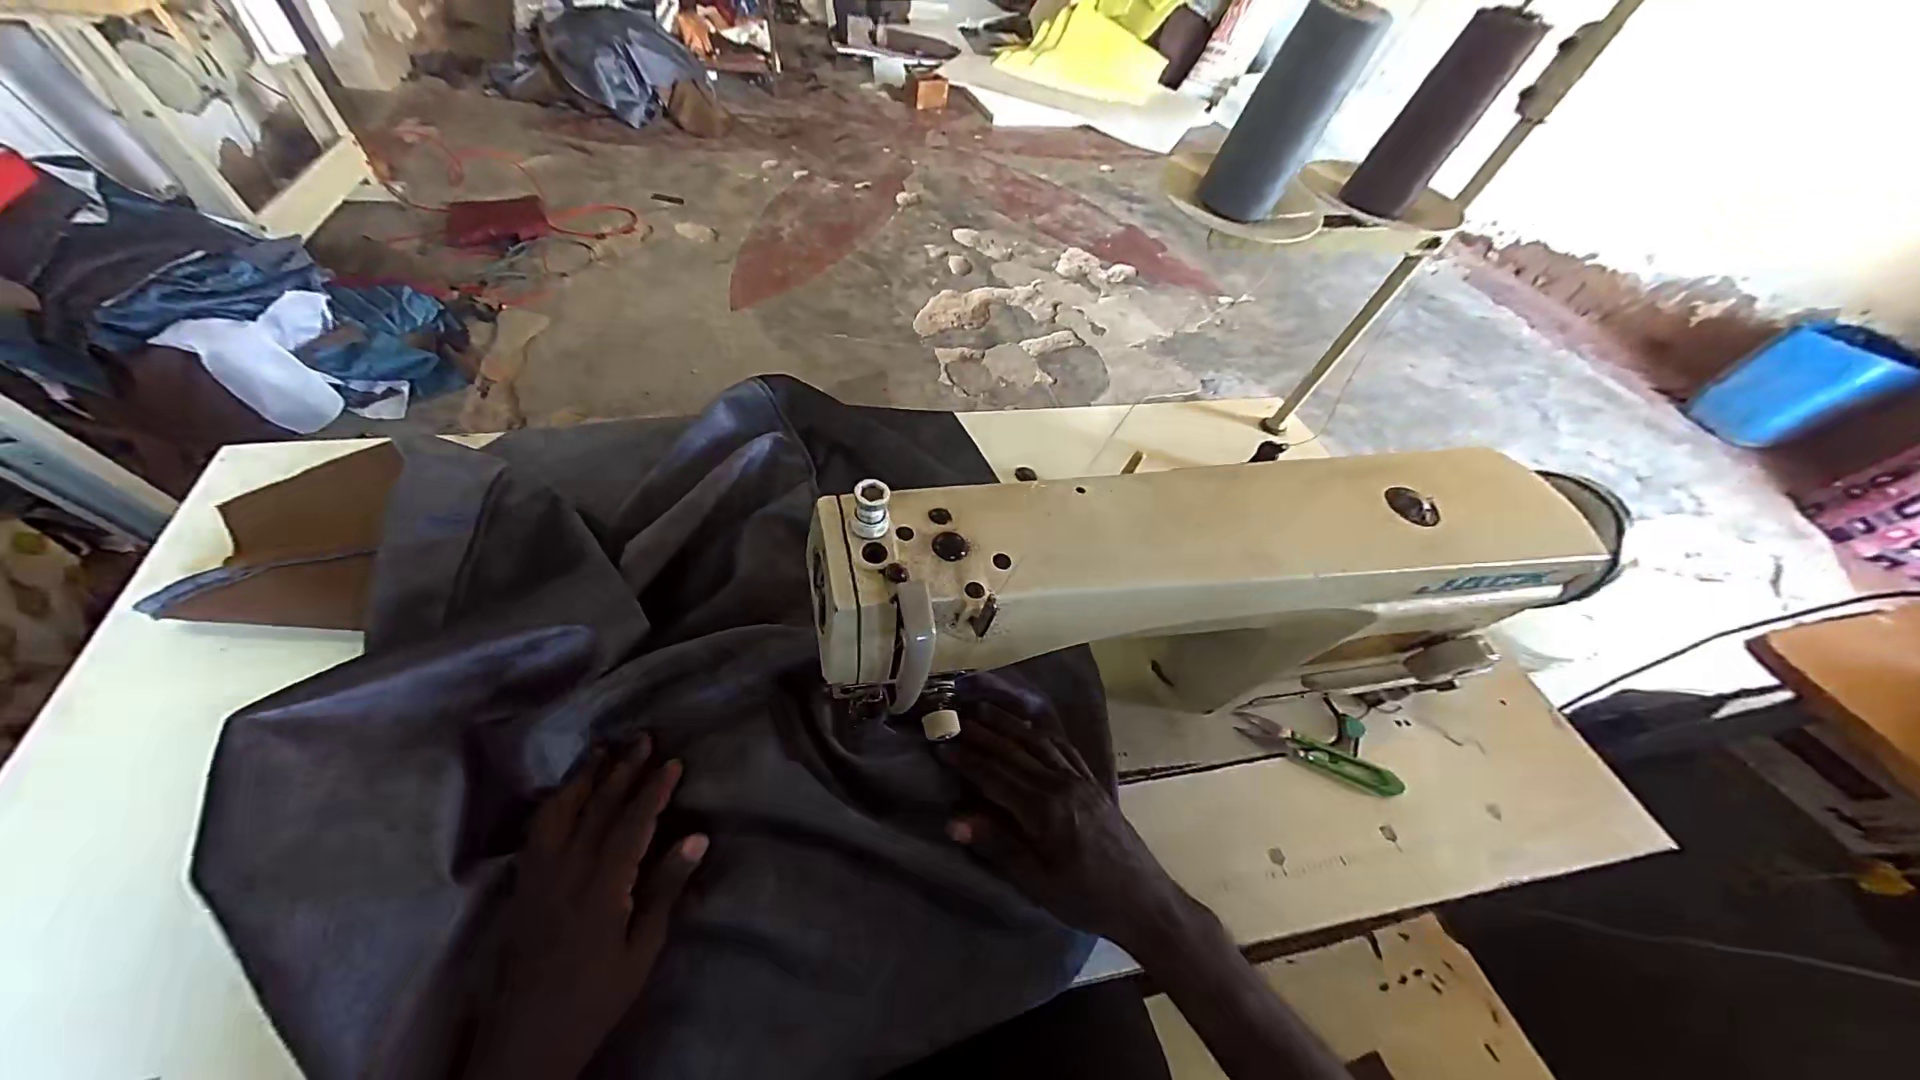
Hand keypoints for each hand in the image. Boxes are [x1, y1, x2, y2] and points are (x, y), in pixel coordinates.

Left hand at [466, 736, 706, 1079]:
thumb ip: (665, 889)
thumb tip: (697, 838)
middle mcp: (565, 874)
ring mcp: (537, 879)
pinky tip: (566, 794)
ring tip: (602, 751)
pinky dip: (555, 803)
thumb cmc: (595, 997)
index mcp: (601, 890)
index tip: (672, 763)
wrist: (524, 1044)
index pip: (631, 824)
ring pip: (557, 814)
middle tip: (642, 739)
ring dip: (583, 778)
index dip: (653, 791)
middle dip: (621, 771)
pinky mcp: (521, 888)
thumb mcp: (642, 950)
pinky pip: (536, 832)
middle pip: (595, 809)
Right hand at [937, 698, 1200, 953]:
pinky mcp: (1092, 781)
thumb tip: (953, 820)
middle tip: (952, 716)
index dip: (966, 760)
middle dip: (980, 733)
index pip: (995, 776)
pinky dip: (1040, 733)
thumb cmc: (1086, 899)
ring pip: (1037, 742)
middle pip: (1013, 751)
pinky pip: (1063, 748)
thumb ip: (997, 845)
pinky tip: (1030, 727)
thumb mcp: (1037, 882)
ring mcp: (1079, 779)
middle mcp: (1060, 784)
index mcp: (1044, 809)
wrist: (1144, 900)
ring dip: (1007, 723)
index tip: (940, 745)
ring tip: (982, 709)